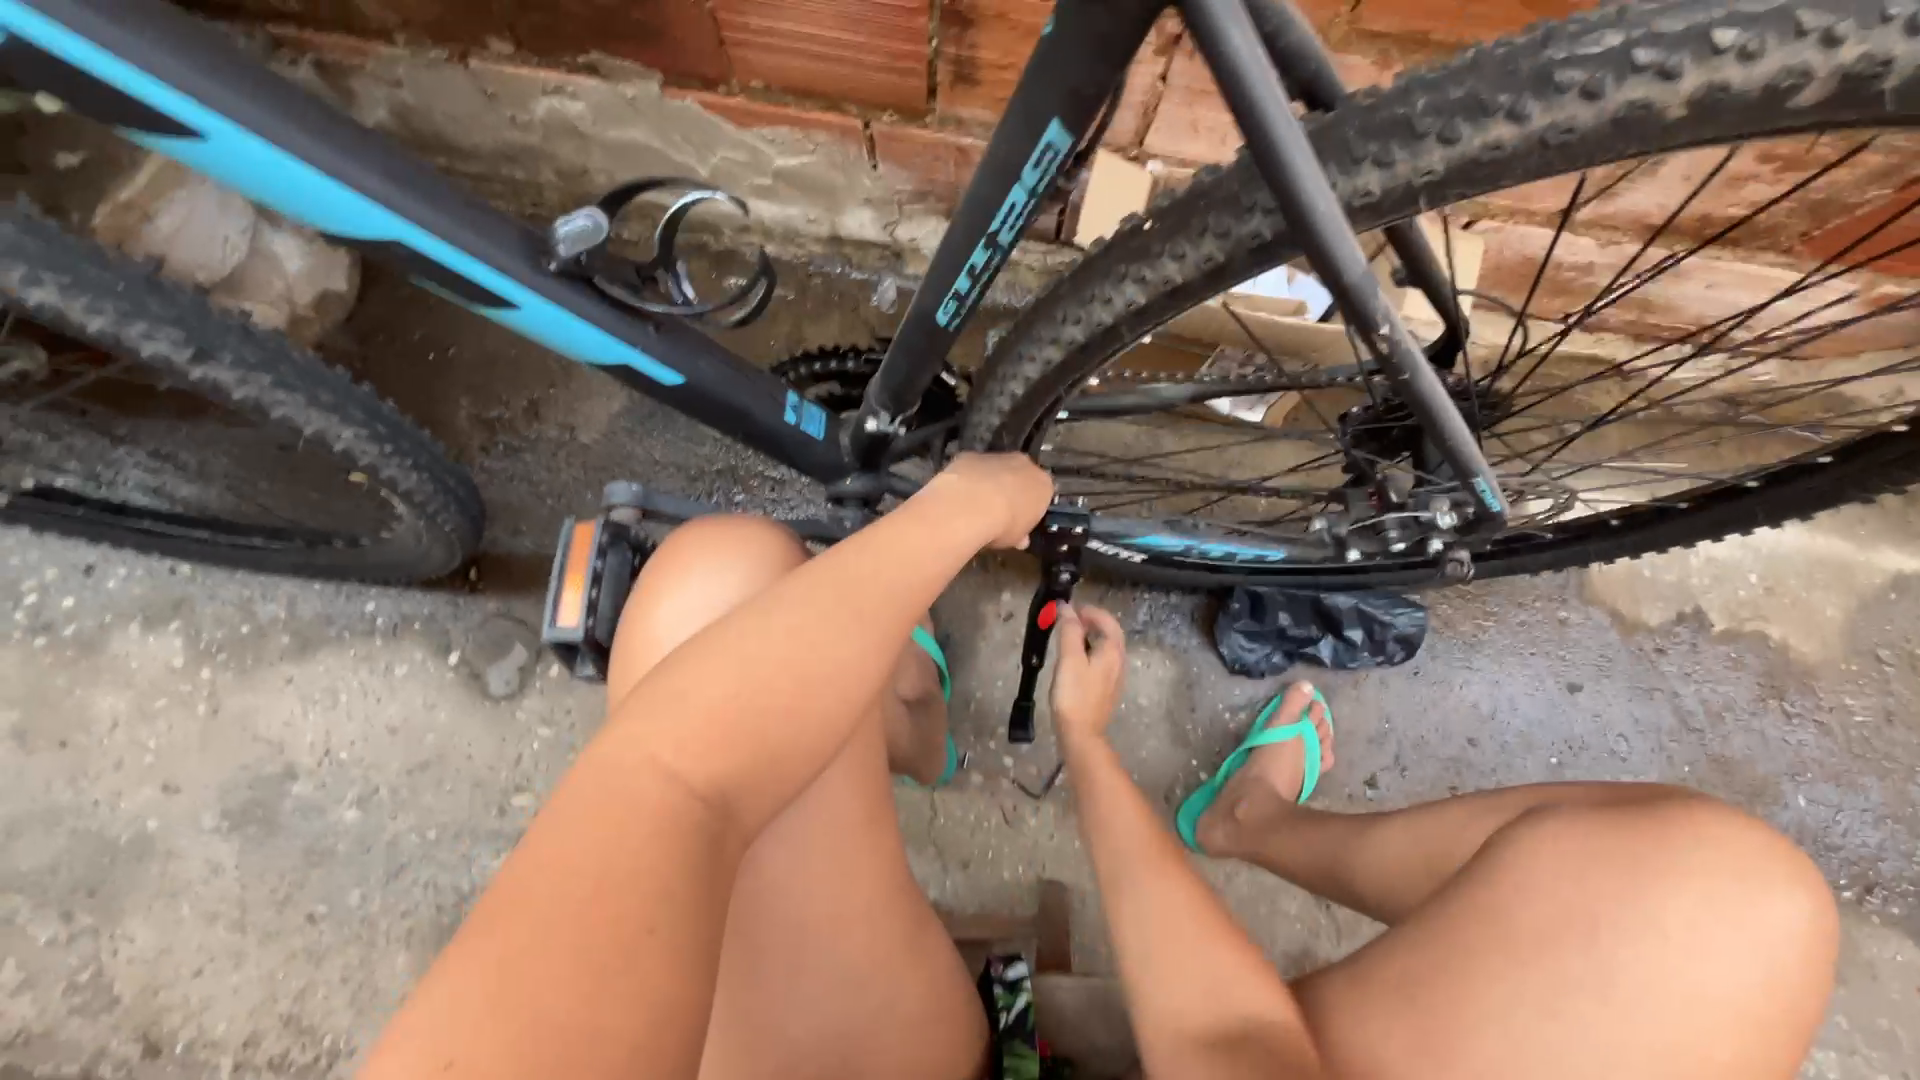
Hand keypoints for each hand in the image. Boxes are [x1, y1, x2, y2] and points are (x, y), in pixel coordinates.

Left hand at [923, 452, 1054, 549]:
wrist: (971, 505)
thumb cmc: (1004, 525)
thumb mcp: (1016, 538)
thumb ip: (1020, 534)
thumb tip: (1020, 540)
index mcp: (1043, 484)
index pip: (1041, 494)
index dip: (1029, 509)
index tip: (1019, 521)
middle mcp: (1024, 465)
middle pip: (1020, 476)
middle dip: (1011, 491)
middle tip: (998, 513)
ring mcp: (996, 457)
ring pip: (995, 469)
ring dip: (988, 483)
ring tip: (975, 506)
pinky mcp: (970, 455)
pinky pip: (972, 468)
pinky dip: (967, 479)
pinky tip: (959, 495)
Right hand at [1051, 603, 1125, 747]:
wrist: (1081, 734)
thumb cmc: (1074, 694)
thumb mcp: (1069, 659)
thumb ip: (1069, 630)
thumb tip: (1067, 608)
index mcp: (1113, 651)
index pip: (1107, 621)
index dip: (1090, 611)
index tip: (1070, 608)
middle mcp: (1119, 662)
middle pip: (1110, 633)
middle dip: (1092, 622)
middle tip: (1070, 620)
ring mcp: (1115, 677)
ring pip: (1106, 648)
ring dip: (1091, 636)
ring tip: (1069, 636)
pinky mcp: (1107, 689)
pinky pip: (1102, 661)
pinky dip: (1090, 652)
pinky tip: (1075, 660)